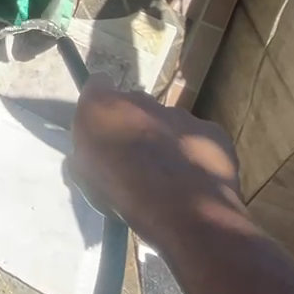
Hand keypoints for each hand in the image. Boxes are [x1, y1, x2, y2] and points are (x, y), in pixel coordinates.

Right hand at [70, 82, 244, 241]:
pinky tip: (197, 176)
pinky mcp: (212, 133)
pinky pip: (201, 137)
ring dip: (166, 137)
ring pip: (169, 120)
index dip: (99, 101)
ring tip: (170, 171)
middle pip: (135, 102)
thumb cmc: (118, 189)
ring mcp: (179, 114)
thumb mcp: (82, 172)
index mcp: (101, 103)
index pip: (96, 85)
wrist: (179, 209)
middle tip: (135, 152)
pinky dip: (197, 150)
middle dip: (135, 121)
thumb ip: (85, 150)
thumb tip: (91, 153)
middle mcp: (139, 99)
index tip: (101, 118)